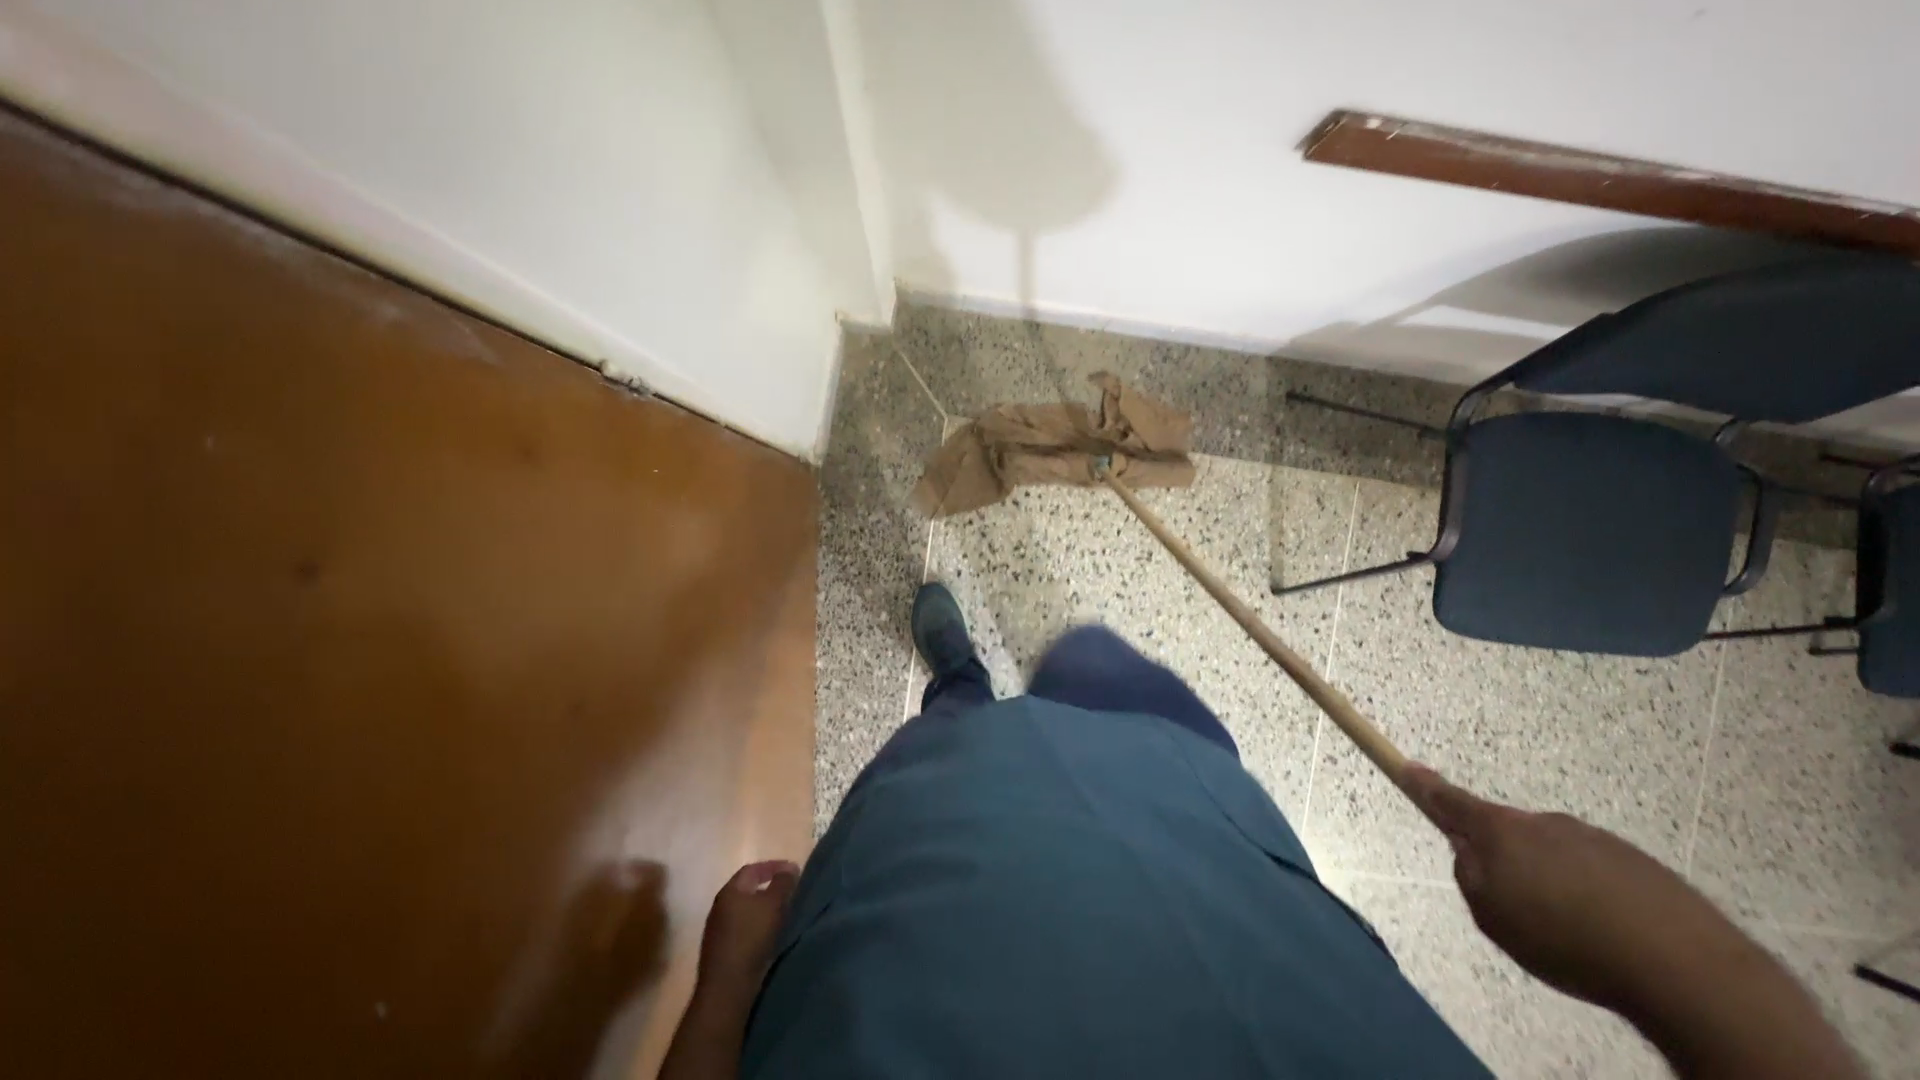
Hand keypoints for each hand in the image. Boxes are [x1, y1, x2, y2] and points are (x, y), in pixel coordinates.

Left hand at [659, 860, 800, 1079]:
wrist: (727, 986)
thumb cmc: (751, 938)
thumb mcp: (773, 905)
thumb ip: (783, 883)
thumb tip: (789, 869)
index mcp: (730, 891)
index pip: (752, 869)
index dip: (773, 866)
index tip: (794, 870)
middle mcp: (719, 906)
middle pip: (747, 889)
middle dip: (769, 887)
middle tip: (791, 891)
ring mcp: (718, 930)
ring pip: (745, 910)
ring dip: (764, 909)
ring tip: (784, 913)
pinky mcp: (721, 950)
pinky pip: (743, 929)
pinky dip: (758, 926)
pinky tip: (770, 935)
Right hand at [1402, 766, 1862, 1079]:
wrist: (1680, 964)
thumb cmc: (1565, 938)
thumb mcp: (1491, 915)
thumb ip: (1469, 875)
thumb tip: (1472, 852)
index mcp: (1502, 832)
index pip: (1451, 801)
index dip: (1424, 786)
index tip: (1406, 766)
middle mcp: (1545, 822)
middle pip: (1508, 833)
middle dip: (1505, 860)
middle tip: (1519, 910)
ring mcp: (1595, 838)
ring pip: (1554, 854)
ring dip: (1553, 882)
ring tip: (1573, 933)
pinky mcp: (1638, 863)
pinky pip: (1596, 873)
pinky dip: (1592, 896)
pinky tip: (1608, 935)